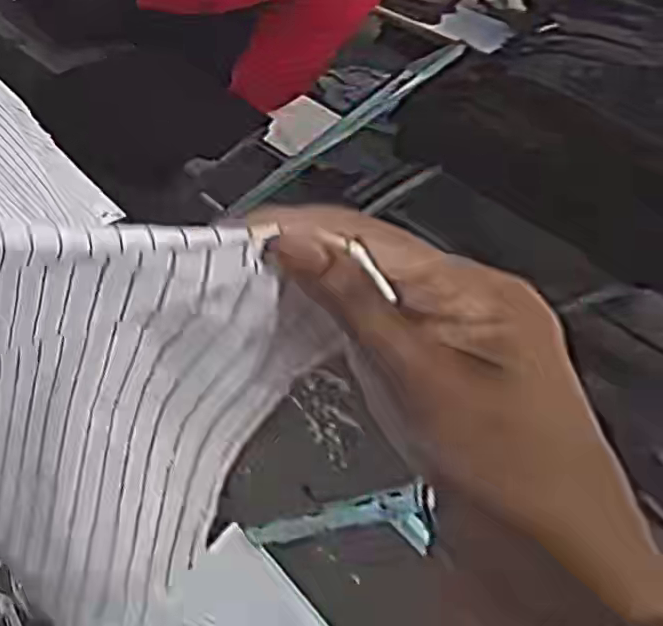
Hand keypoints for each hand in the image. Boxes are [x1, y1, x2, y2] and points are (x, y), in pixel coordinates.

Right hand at [257, 206, 662, 622]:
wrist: (547, 545)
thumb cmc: (505, 466)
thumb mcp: (415, 372)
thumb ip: (349, 297)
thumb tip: (288, 239)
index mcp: (475, 289)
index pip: (362, 234)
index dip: (291, 228)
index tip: (232, 236)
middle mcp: (461, 291)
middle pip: (353, 248)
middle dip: (288, 249)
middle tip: (225, 258)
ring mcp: (438, 314)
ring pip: (346, 273)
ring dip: (295, 275)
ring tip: (242, 279)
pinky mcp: (414, 338)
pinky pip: (351, 300)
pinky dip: (311, 301)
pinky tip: (280, 306)